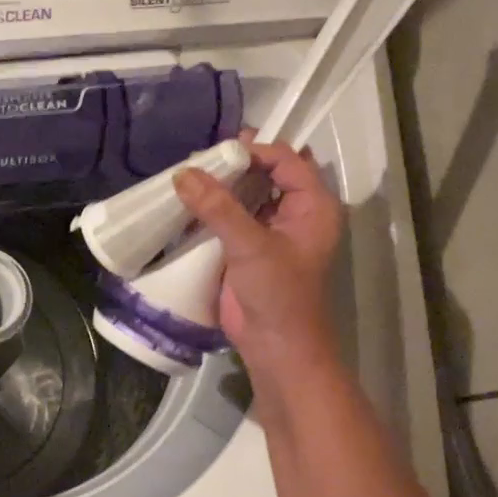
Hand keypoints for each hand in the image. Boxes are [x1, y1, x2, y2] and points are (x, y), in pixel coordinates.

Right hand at [171, 131, 342, 382]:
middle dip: (234, 165)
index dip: (254, 151)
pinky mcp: (248, 251)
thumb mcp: (250, 246)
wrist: (275, 346)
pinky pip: (230, 219)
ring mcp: (271, 233)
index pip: (286, 161)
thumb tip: (183, 173)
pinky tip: (187, 205)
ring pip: (246, 196)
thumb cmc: (277, 294)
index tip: (216, 150)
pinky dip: (211, 210)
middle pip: (266, 174)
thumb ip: (218, 208)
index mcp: (313, 206)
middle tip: (198, 159)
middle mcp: (295, 214)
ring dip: (220, 187)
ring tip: (187, 178)